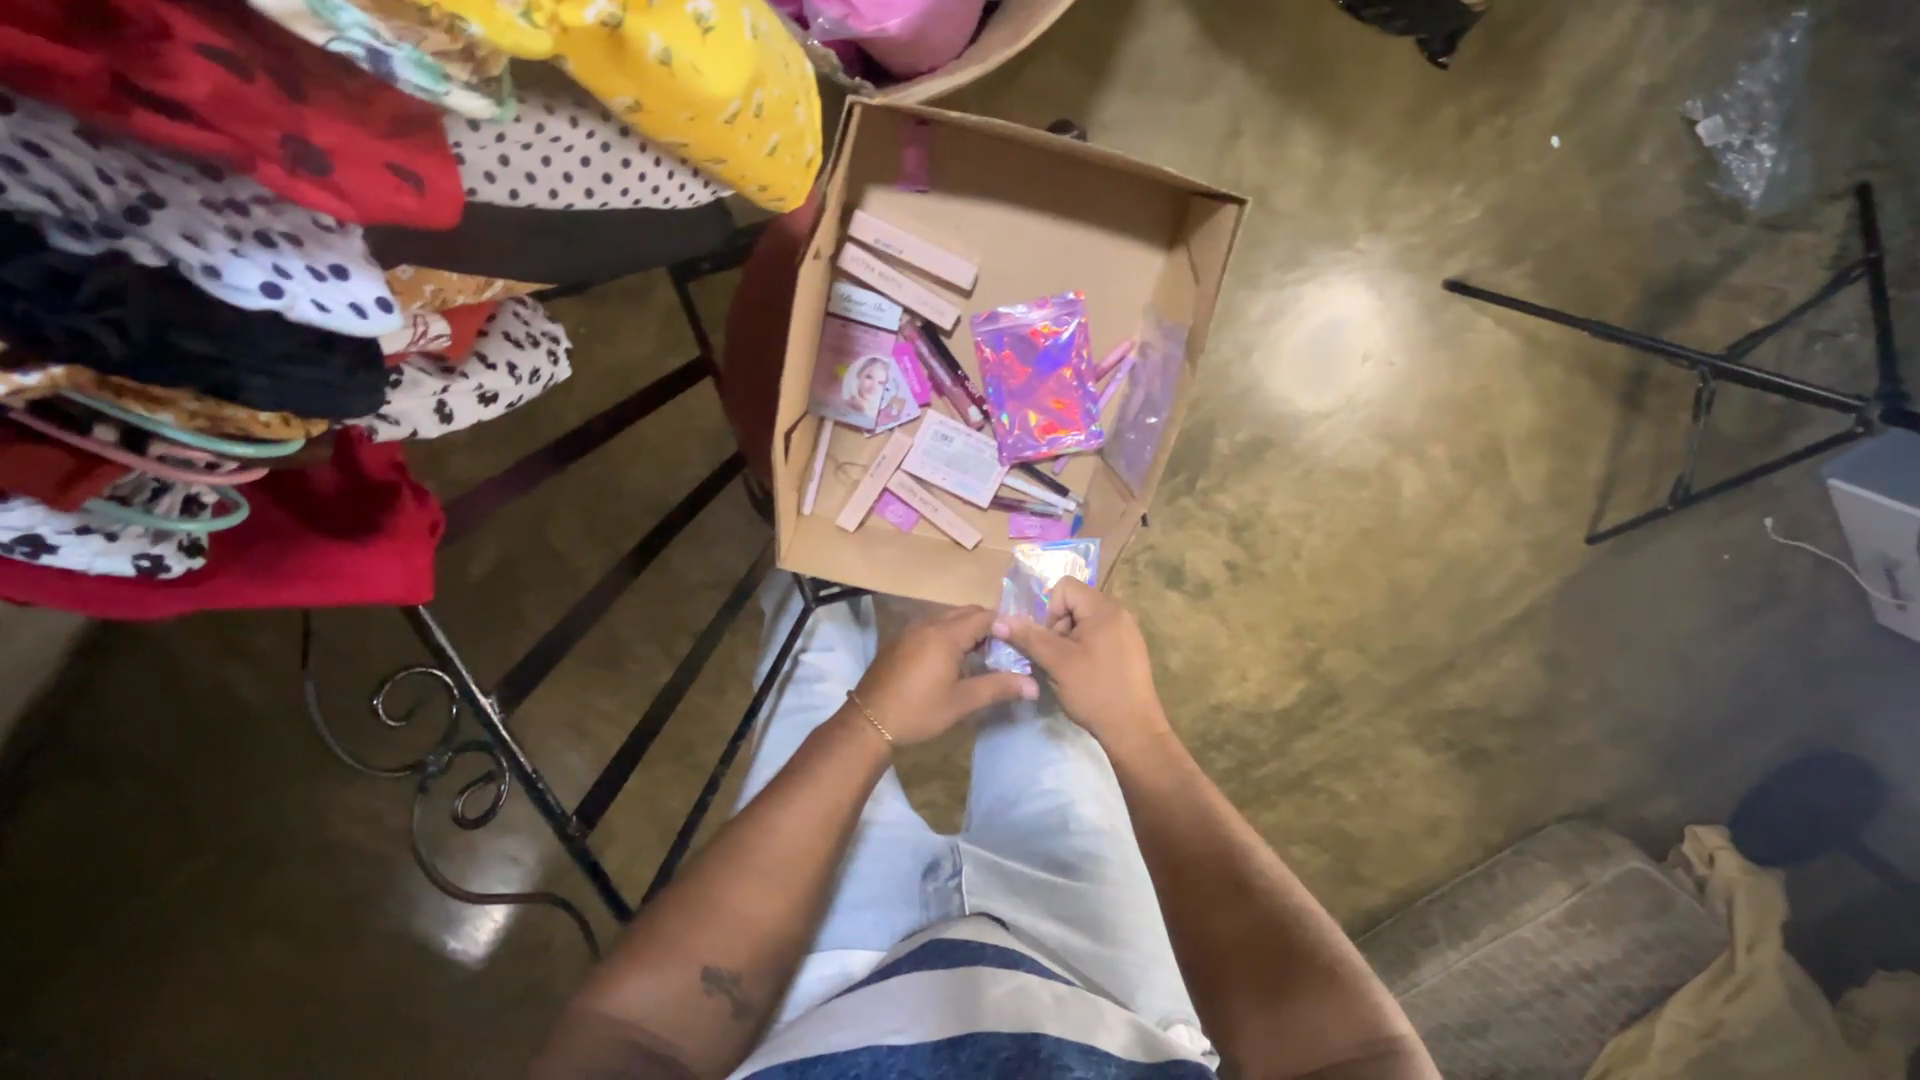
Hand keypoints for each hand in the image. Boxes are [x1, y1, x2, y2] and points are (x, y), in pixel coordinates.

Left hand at [850, 606, 1037, 745]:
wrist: (868, 722)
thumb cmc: (919, 711)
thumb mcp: (962, 702)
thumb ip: (998, 687)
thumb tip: (1034, 686)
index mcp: (945, 634)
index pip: (984, 616)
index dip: (1005, 625)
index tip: (1020, 642)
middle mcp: (928, 623)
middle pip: (966, 612)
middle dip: (987, 625)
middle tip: (1004, 649)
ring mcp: (910, 630)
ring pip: (947, 617)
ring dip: (966, 629)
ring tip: (981, 654)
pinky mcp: (900, 640)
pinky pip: (931, 626)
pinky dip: (948, 634)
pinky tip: (952, 659)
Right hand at [989, 579, 1171, 747]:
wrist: (1133, 730)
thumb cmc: (1094, 691)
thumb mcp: (1056, 662)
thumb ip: (1028, 637)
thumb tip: (999, 619)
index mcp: (1105, 609)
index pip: (1065, 587)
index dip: (1050, 611)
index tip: (1052, 642)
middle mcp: (1120, 613)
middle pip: (1074, 604)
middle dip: (1058, 628)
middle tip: (1059, 659)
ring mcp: (1127, 632)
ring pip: (1084, 623)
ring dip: (1069, 642)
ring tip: (1070, 670)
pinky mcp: (1129, 650)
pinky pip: (1098, 637)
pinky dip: (1084, 650)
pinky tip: (1085, 676)